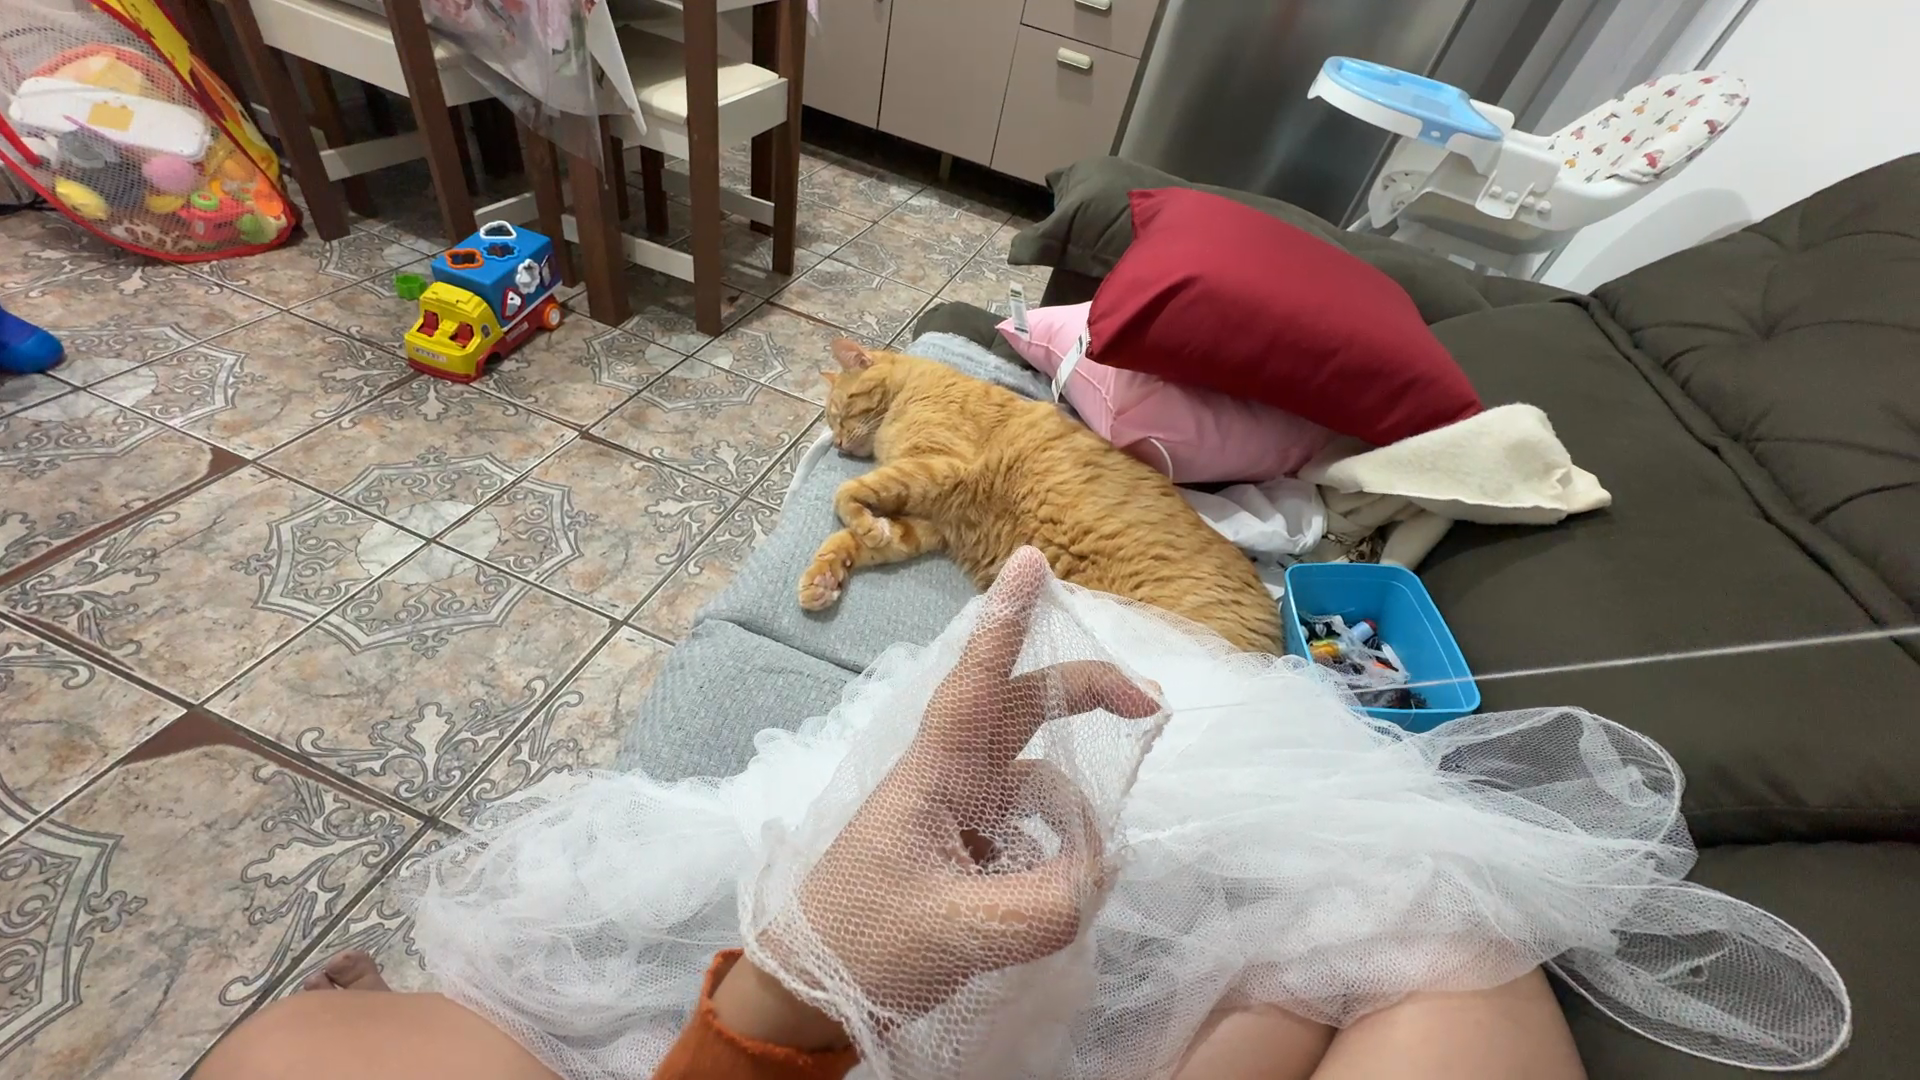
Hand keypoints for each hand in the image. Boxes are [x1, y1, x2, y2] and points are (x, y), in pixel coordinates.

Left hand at [765, 547, 1164, 1018]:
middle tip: (1151, 704)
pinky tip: (1061, 888)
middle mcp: (950, 774)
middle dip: (1085, 692)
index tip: (1032, 559)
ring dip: (1077, 811)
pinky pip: (1031, 823)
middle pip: (1023, 707)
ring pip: (1038, 775)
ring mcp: (959, 808)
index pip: (975, 679)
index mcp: (934, 771)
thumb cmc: (859, 943)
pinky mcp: (966, 842)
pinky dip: (1059, 846)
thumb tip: (1102, 872)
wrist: (807, 992)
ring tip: (1091, 870)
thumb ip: (1041, 907)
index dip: (1005, 618)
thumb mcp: (955, 932)